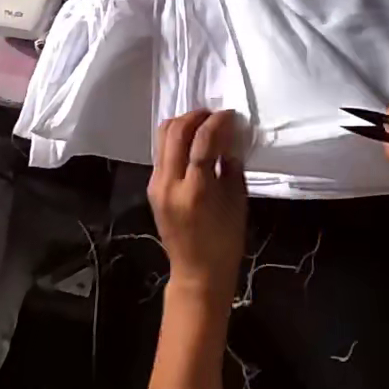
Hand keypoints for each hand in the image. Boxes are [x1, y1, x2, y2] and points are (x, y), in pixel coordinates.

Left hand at [148, 109, 249, 302]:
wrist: (197, 273)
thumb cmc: (225, 242)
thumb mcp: (237, 202)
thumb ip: (231, 166)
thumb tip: (228, 138)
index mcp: (195, 191)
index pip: (202, 142)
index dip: (216, 123)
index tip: (229, 114)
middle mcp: (169, 184)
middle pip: (175, 132)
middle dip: (195, 116)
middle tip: (214, 115)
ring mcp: (156, 185)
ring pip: (162, 138)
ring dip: (182, 124)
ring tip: (203, 123)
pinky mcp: (151, 188)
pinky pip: (161, 153)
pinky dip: (176, 140)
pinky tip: (193, 143)